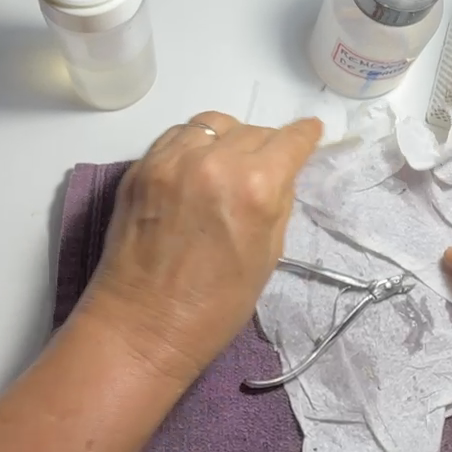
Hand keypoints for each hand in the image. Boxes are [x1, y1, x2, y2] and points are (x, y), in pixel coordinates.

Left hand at [76, 112, 323, 385]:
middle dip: (266, 147)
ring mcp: (173, 160)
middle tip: (262, 170)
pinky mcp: (142, 165)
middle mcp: (215, 162)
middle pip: (254, 130)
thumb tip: (282, 171)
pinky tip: (194, 169)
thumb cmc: (216, 305)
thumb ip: (279, 200)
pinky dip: (193, 144)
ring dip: (228, 138)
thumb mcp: (270, 254)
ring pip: (214, 124)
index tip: (310, 132)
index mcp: (255, 187)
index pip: (290, 140)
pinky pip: (178, 135)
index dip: (305, 135)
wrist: (141, 328)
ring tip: (225, 164)